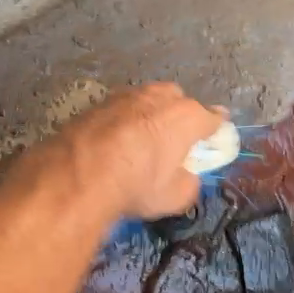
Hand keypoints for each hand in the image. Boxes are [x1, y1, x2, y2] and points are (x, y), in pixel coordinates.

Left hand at [42, 83, 224, 219]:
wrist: (77, 174)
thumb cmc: (136, 185)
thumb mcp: (175, 196)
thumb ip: (189, 181)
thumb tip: (186, 175)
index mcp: (186, 116)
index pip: (212, 118)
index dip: (215, 129)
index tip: (215, 135)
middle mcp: (158, 97)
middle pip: (178, 101)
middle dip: (179, 116)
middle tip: (173, 140)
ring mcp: (125, 96)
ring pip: (145, 101)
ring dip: (148, 115)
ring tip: (141, 139)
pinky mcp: (96, 103)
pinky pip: (118, 111)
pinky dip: (121, 122)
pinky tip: (113, 141)